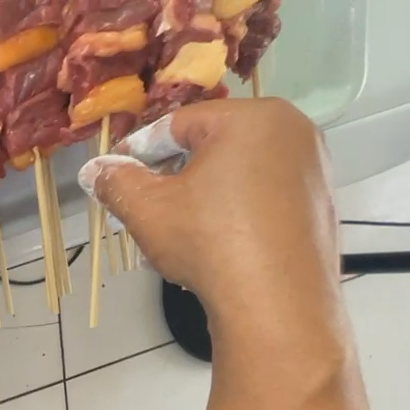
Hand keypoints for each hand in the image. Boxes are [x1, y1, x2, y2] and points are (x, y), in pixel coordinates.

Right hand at [83, 100, 341, 327]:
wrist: (274, 290)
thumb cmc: (206, 238)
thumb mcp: (146, 209)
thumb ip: (116, 182)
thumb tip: (94, 169)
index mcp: (249, 118)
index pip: (177, 123)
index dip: (136, 150)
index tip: (111, 176)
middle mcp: (288, 127)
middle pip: (208, 144)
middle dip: (167, 175)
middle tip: (138, 209)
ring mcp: (308, 161)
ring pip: (232, 170)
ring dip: (193, 195)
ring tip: (168, 232)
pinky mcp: (314, 194)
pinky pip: (257, 191)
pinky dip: (226, 208)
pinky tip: (205, 242)